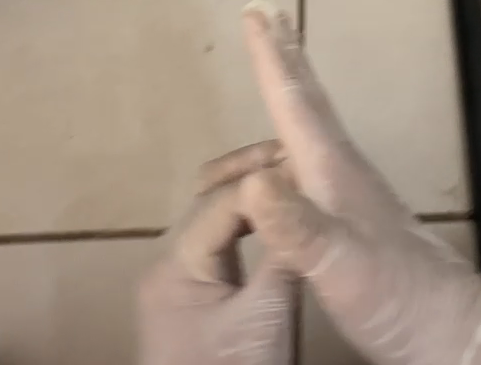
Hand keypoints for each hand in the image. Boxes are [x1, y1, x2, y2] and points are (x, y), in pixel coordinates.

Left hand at [137, 140, 296, 364]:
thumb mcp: (267, 320)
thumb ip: (285, 253)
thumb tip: (310, 200)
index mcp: (175, 264)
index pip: (226, 200)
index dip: (270, 178)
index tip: (313, 163)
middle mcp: (167, 262)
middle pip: (210, 195)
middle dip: (254, 171)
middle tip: (302, 159)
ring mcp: (177, 280)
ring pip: (215, 214)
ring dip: (253, 194)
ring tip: (299, 183)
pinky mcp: (193, 297)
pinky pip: (220, 241)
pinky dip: (250, 223)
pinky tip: (282, 221)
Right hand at [236, 3, 480, 364]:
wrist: (450, 330)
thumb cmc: (398, 296)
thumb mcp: (343, 267)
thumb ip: (300, 227)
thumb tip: (253, 178)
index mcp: (333, 170)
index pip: (296, 101)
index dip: (273, 56)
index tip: (258, 10)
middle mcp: (340, 167)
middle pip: (307, 99)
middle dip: (284, 54)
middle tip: (270, 11)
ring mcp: (348, 189)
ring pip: (310, 121)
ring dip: (291, 83)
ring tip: (278, 60)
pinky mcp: (351, 213)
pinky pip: (311, 152)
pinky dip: (295, 129)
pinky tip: (291, 146)